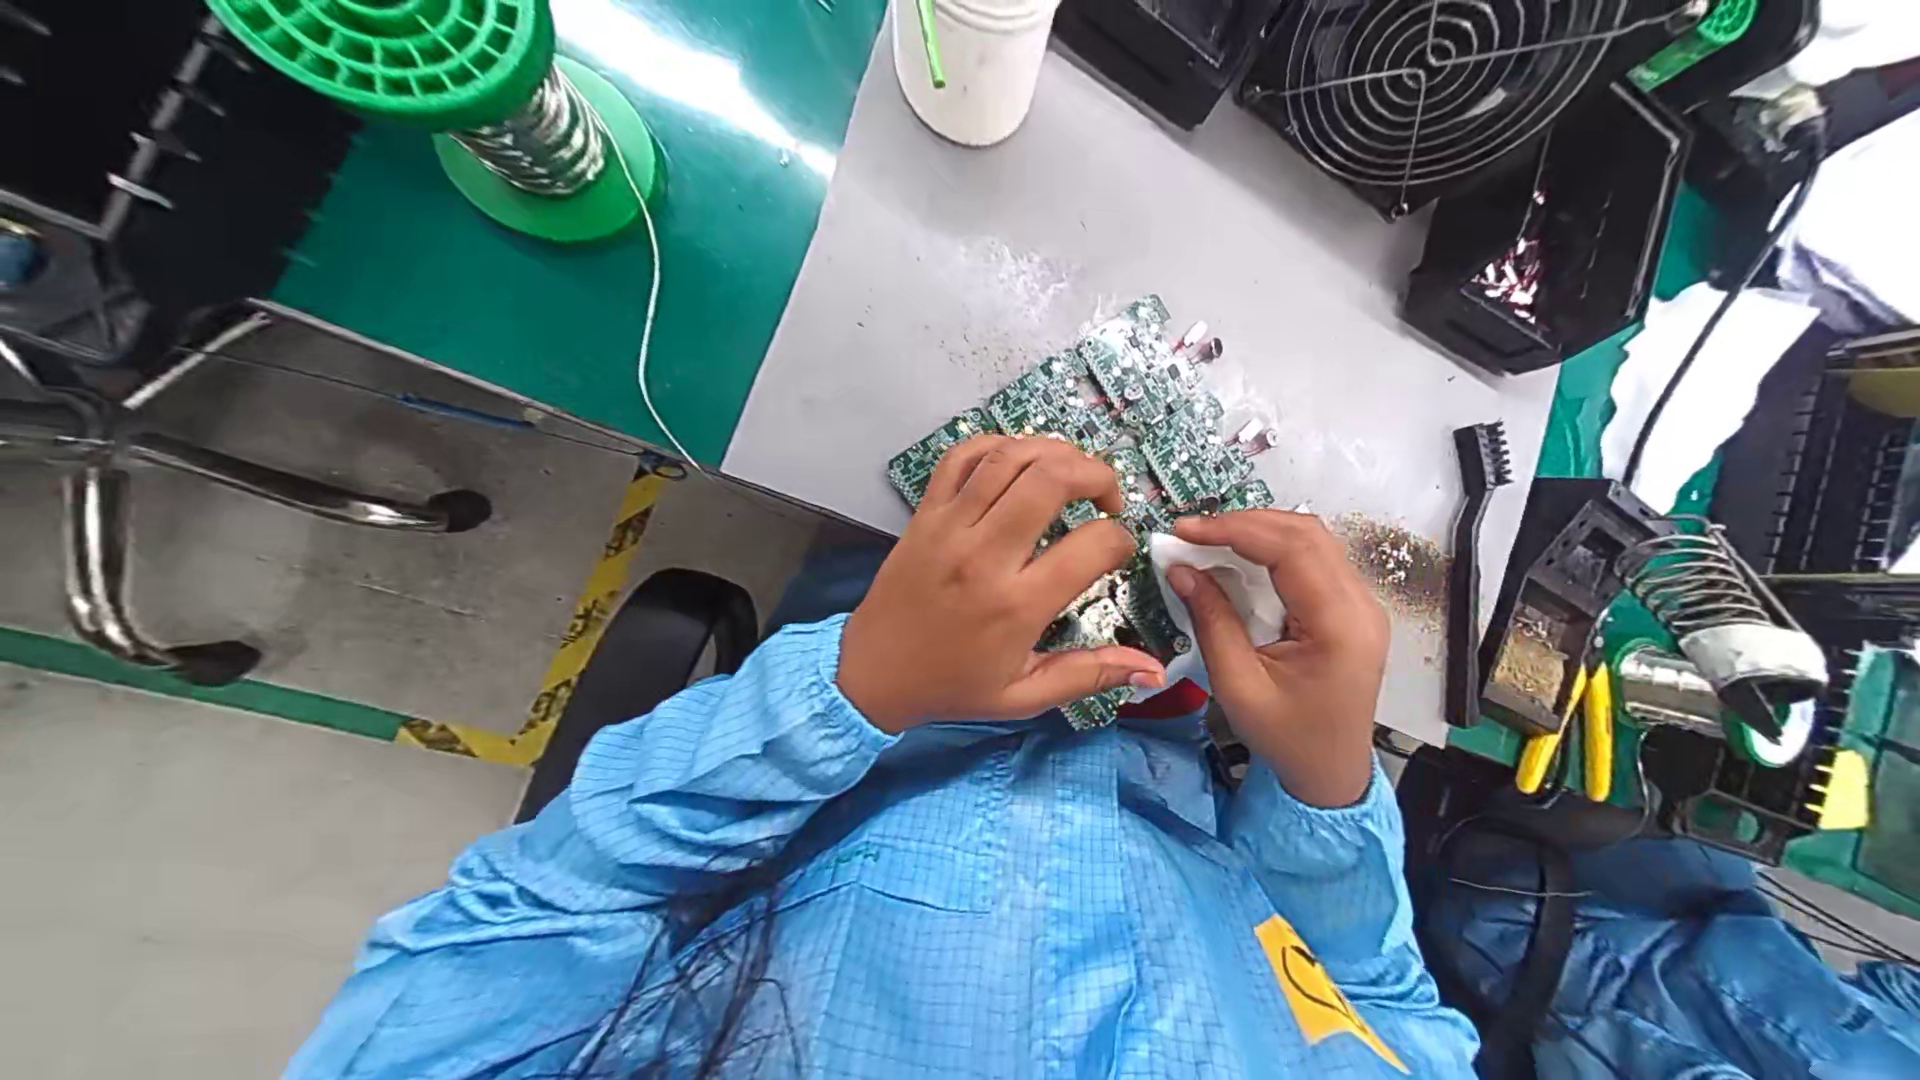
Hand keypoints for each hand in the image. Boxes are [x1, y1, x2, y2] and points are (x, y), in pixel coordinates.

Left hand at [838, 436, 1165, 732]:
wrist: (872, 673)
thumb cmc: (950, 686)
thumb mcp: (1023, 695)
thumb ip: (1089, 675)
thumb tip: (1152, 670)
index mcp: (1016, 605)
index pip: (1093, 545)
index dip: (1121, 540)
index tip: (1117, 551)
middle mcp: (984, 555)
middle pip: (1052, 479)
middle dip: (1098, 475)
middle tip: (1107, 497)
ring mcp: (949, 527)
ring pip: (1009, 457)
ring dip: (1054, 452)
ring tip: (1071, 472)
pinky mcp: (925, 514)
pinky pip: (960, 457)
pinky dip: (996, 445)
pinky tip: (1018, 461)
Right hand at [1166, 511, 1388, 806]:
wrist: (1331, 772)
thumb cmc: (1286, 737)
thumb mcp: (1237, 685)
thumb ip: (1211, 621)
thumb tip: (1181, 569)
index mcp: (1339, 625)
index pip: (1291, 549)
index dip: (1235, 529)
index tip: (1185, 530)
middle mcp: (1360, 605)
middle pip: (1305, 533)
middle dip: (1244, 522)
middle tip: (1191, 532)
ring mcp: (1360, 604)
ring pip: (1311, 539)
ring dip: (1257, 530)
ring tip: (1208, 539)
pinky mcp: (1349, 608)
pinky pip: (1312, 559)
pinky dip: (1270, 548)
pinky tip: (1237, 556)